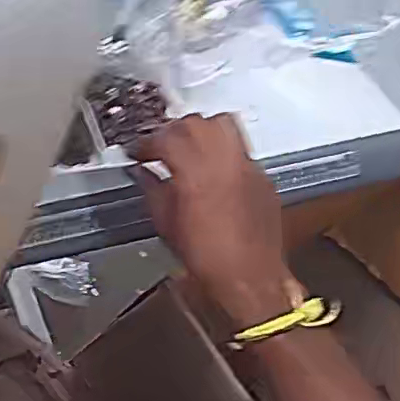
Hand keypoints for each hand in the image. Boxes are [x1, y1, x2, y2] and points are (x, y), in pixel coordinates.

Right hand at [132, 113, 298, 325]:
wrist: (247, 276)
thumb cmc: (207, 258)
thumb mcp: (166, 224)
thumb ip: (152, 190)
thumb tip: (143, 174)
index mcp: (196, 175)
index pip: (168, 138)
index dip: (147, 143)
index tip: (138, 151)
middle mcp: (225, 164)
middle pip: (196, 124)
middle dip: (172, 131)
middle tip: (157, 146)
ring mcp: (247, 166)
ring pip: (222, 124)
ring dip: (199, 130)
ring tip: (184, 148)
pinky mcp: (260, 175)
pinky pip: (238, 147)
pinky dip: (219, 148)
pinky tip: (208, 166)